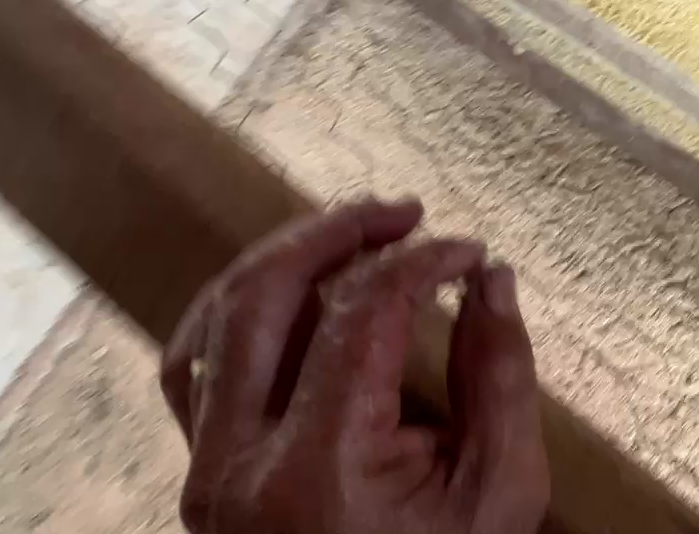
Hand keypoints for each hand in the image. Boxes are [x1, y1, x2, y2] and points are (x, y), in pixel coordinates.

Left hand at [160, 198, 548, 533]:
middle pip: (260, 298)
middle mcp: (235, 464)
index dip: (425, 260)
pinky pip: (196, 363)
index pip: (362, 314)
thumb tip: (492, 278)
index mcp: (317, 468)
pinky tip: (301, 286)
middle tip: (409, 212)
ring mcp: (203, 470)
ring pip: (213, 323)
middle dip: (339, 231)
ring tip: (359, 232)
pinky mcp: (202, 471)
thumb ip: (500, 373)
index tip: (473, 253)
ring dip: (289, 257)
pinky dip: (246, 304)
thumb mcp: (502, 487)